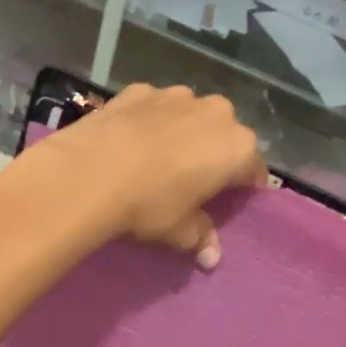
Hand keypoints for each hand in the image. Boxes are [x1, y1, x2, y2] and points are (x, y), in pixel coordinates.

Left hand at [11, 83, 265, 267]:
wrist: (91, 171)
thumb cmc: (149, 205)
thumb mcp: (178, 231)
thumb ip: (200, 238)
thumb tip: (211, 257)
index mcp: (237, 148)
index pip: (254, 170)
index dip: (243, 189)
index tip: (229, 205)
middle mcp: (216, 112)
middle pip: (225, 137)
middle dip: (214, 157)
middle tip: (193, 185)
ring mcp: (178, 95)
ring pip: (192, 117)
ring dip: (184, 136)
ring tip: (159, 163)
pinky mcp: (141, 89)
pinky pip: (157, 109)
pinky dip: (152, 124)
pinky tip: (132, 145)